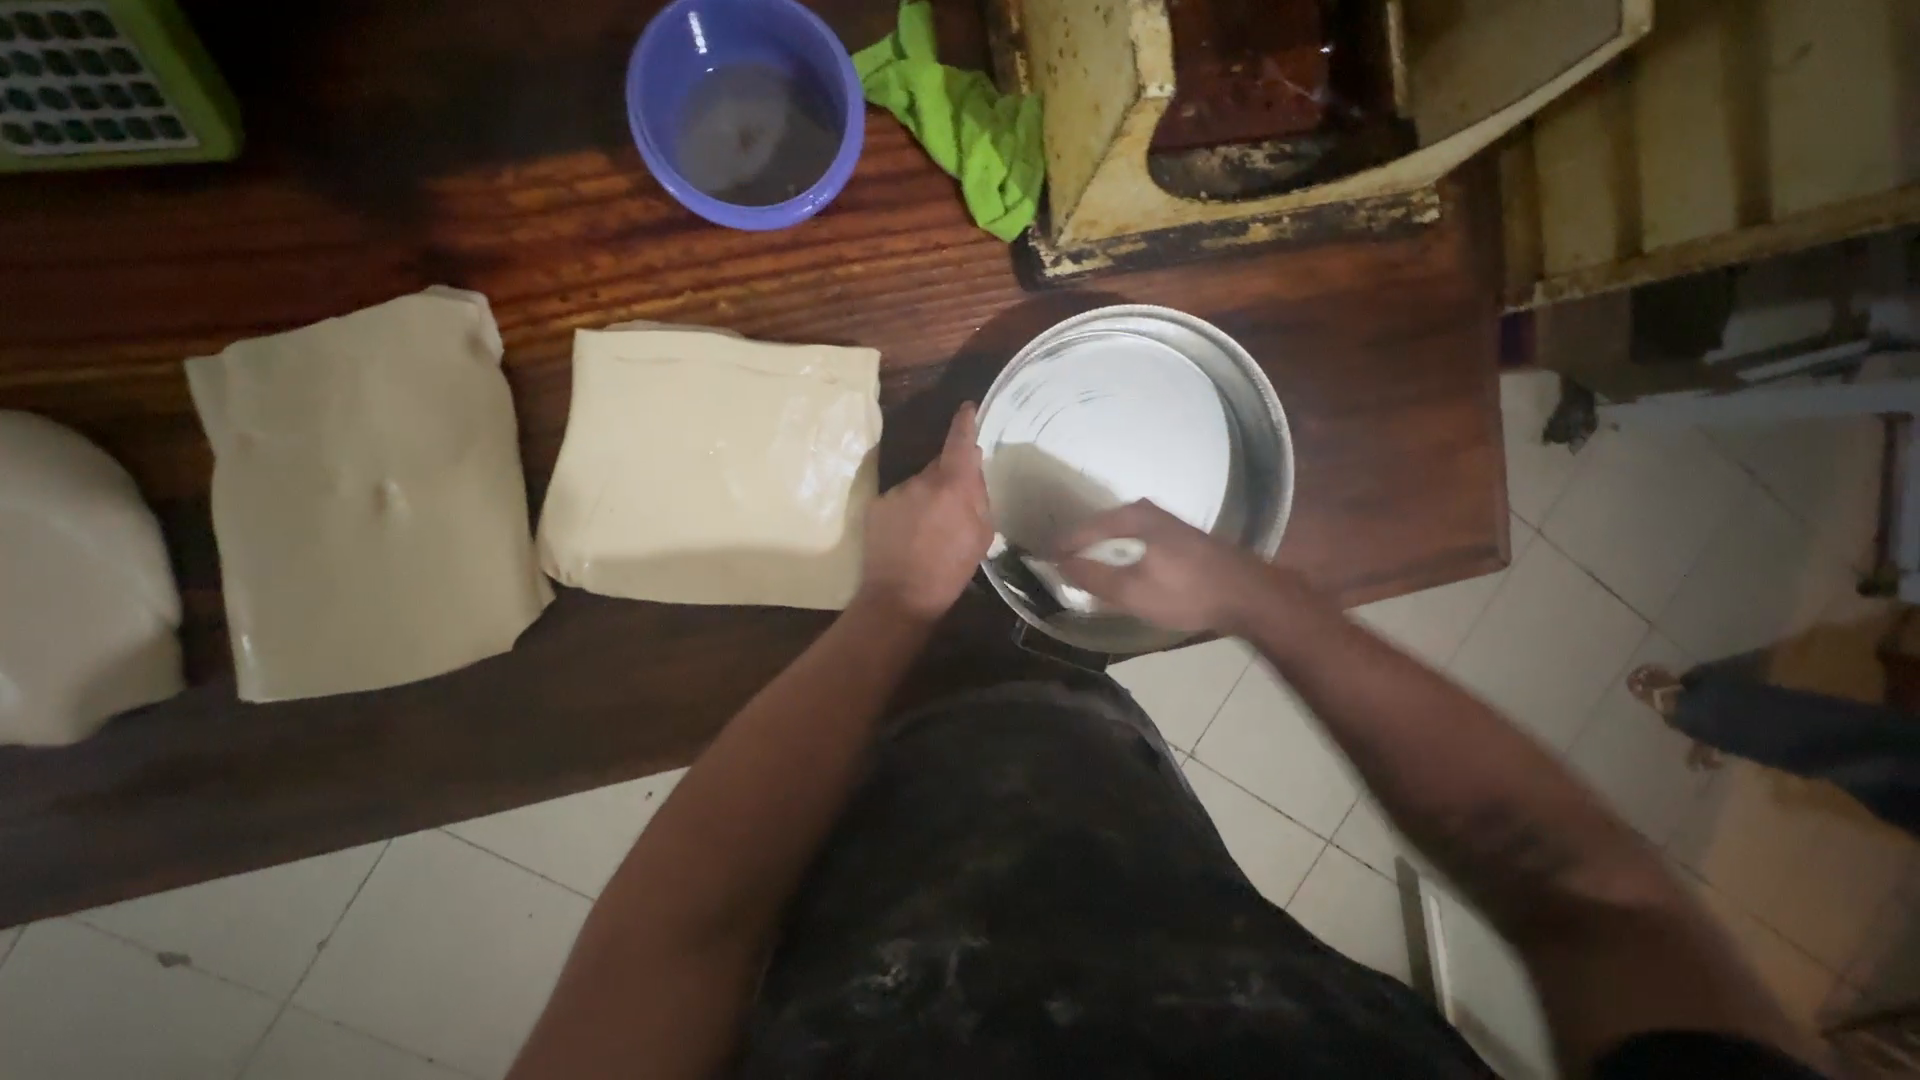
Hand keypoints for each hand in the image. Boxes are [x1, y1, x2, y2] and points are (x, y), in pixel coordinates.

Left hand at [856, 404, 993, 621]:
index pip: (960, 441)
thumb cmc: (950, 570)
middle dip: (948, 480)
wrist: (899, 597)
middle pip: (939, 467)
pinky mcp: (875, 506)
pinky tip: (909, 536)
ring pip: (918, 485)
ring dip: (926, 499)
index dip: (965, 422)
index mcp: (953, 485)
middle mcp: (921, 480)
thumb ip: (978, 497)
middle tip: (955, 509)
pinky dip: (906, 512)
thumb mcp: (981, 535)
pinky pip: (898, 500)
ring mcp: (895, 492)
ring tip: (930, 531)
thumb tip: (972, 469)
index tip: (968, 408)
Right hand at [1055, 500, 1301, 633]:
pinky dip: (1122, 551)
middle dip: (1081, 543)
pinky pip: (1137, 539)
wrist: (1247, 595)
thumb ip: (1093, 577)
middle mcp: (1148, 511)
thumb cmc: (1186, 592)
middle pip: (1102, 526)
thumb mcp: (1132, 591)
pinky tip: (1122, 568)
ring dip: (1102, 548)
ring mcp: (1167, 522)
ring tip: (1086, 567)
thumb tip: (1059, 564)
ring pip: (1121, 532)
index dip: (1062, 545)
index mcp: (1133, 517)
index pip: (1084, 528)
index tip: (1043, 560)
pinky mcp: (1181, 538)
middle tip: (1062, 563)